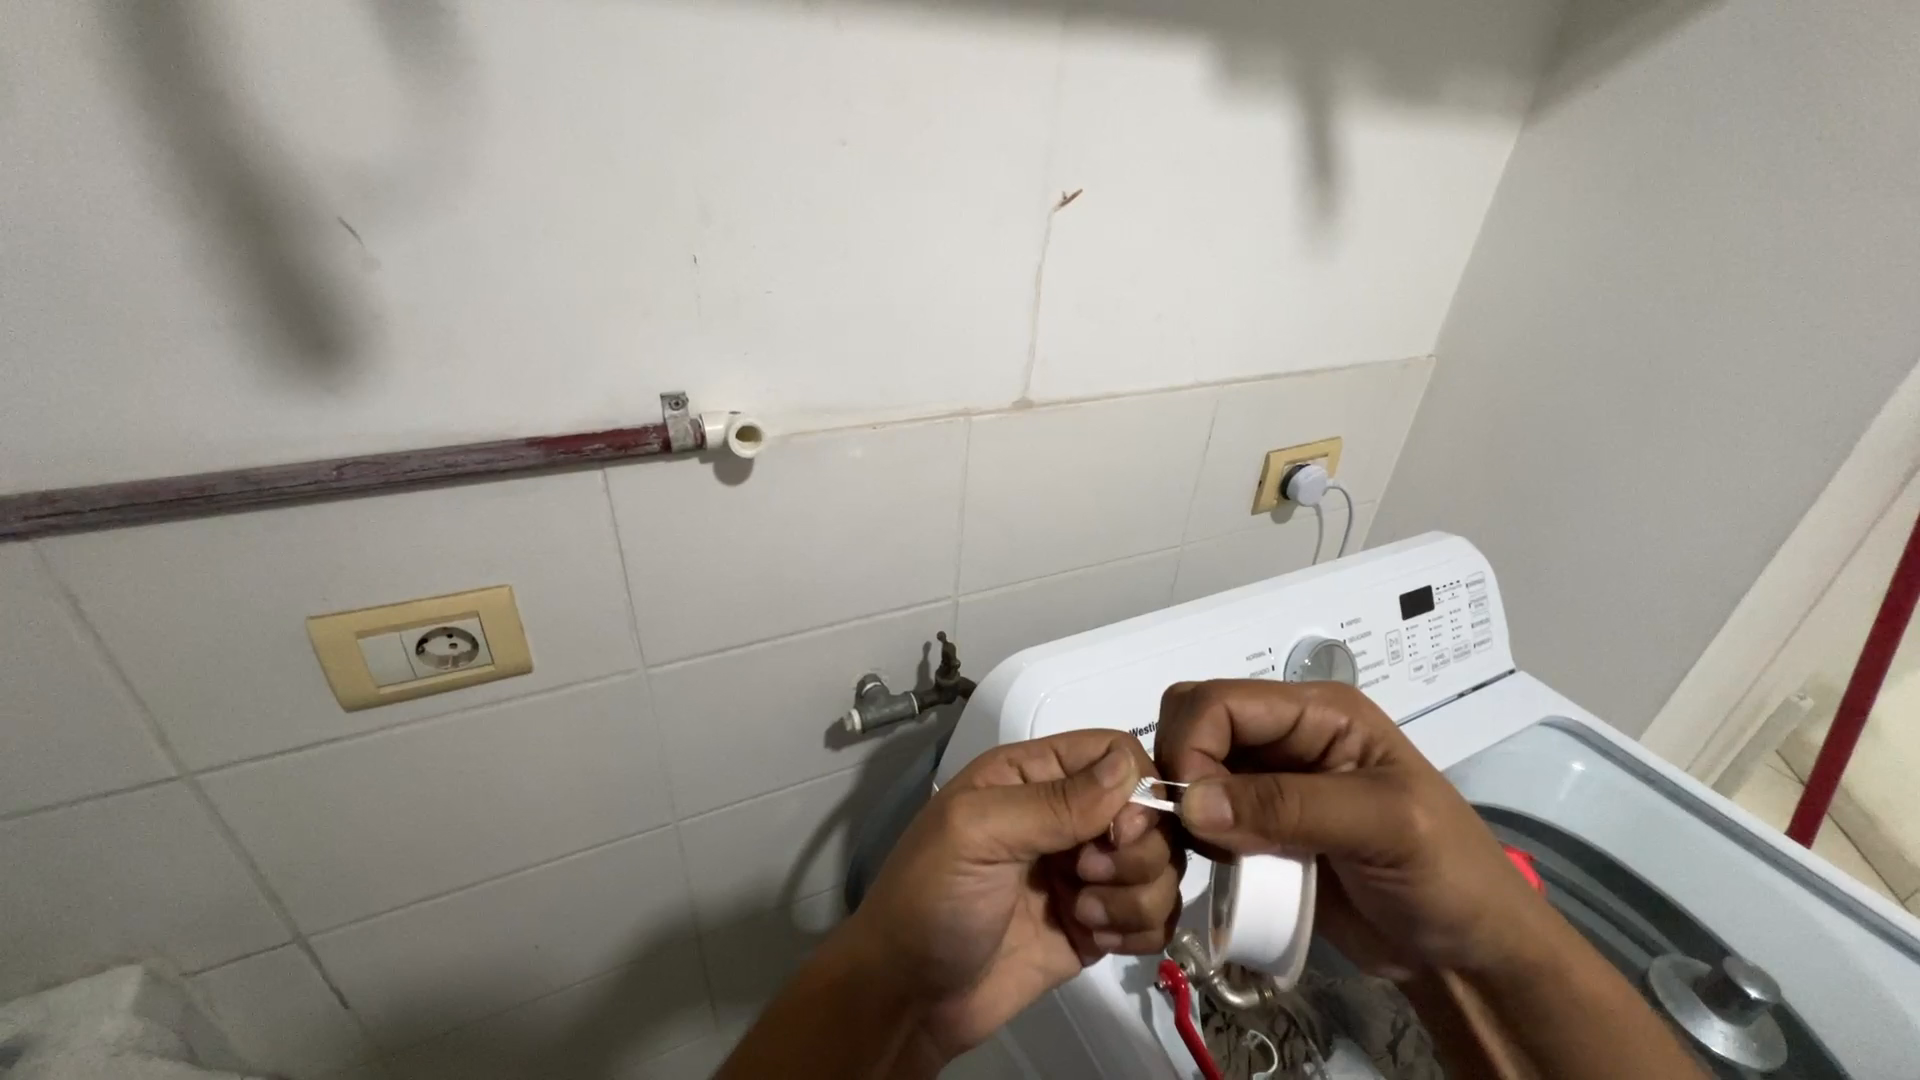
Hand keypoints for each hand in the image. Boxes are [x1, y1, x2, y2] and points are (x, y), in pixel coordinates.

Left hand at [845, 730, 1182, 1057]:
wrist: (909, 997)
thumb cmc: (930, 898)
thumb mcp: (977, 833)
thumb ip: (1054, 801)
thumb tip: (1126, 767)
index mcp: (1032, 776)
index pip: (1115, 753)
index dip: (1136, 788)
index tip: (1120, 832)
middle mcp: (1065, 817)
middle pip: (1148, 813)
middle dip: (1136, 852)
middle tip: (1087, 877)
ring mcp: (1084, 873)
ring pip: (1159, 867)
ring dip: (1135, 896)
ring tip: (1082, 915)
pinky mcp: (1097, 925)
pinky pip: (1153, 917)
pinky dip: (1138, 930)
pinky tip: (1094, 939)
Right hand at [1154, 680, 1553, 979]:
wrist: (1467, 956)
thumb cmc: (1447, 877)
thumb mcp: (1384, 827)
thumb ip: (1286, 806)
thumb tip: (1190, 803)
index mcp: (1316, 712)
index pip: (1218, 702)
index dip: (1192, 746)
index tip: (1196, 812)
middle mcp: (1284, 736)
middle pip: (1193, 721)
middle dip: (1180, 769)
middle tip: (1199, 830)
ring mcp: (1267, 781)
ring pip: (1188, 765)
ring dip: (1184, 807)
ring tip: (1217, 855)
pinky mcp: (1256, 825)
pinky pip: (1200, 812)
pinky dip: (1193, 834)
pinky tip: (1221, 865)